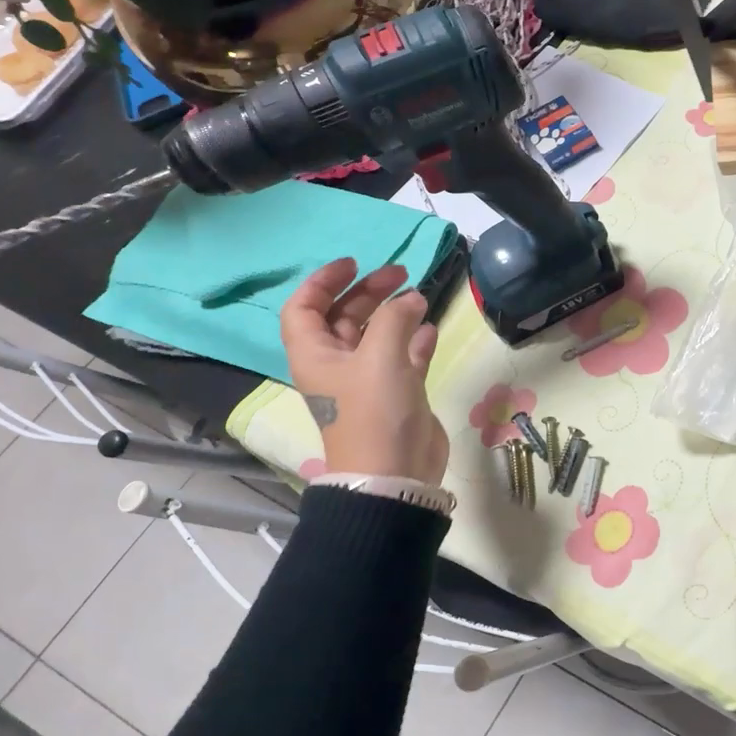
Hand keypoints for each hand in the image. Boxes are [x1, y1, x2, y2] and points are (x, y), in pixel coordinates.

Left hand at [280, 258, 448, 484]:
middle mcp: (337, 364)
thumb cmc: (375, 411)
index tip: (355, 263)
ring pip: (376, 336)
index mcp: (316, 354)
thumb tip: (411, 298)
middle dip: (368, 292)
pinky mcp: (398, 394)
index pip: (305, 307)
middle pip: (343, 317)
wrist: (394, 471)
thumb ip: (394, 319)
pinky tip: (431, 328)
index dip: (324, 281)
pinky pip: (403, 357)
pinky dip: (415, 340)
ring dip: (394, 314)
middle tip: (402, 274)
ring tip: (420, 296)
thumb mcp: (380, 357)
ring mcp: (368, 380)